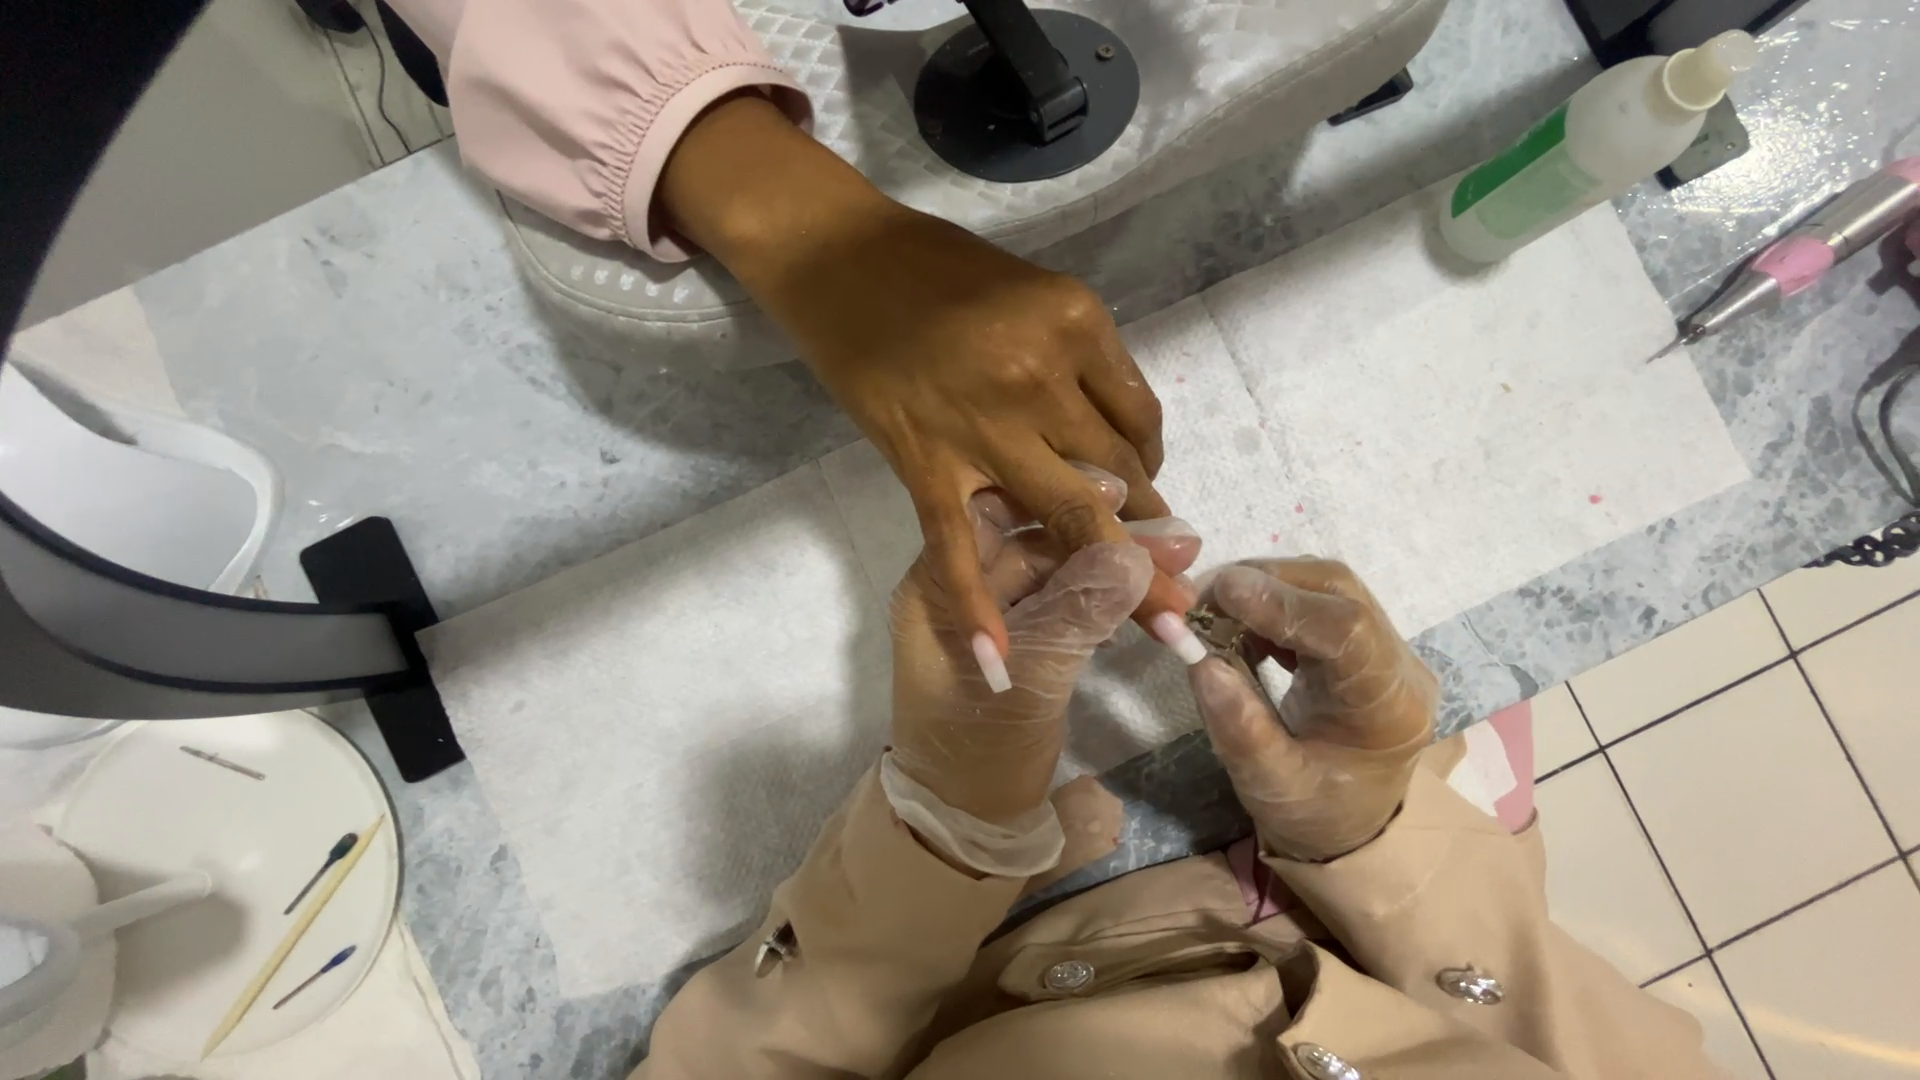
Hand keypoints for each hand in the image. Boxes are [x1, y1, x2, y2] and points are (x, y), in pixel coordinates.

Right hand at [658, 96, 1198, 686]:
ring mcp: (982, 426)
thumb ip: (1074, 360)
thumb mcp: (1032, 293)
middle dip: (1155, 536)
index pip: (1137, 416)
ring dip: (1116, 573)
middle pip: (1117, 473)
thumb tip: (1103, 429)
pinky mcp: (925, 463)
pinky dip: (977, 604)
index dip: (1149, 466)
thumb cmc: (934, 264)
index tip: (1144, 493)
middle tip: (1185, 588)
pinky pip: (959, 544)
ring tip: (1159, 624)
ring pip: (1066, 512)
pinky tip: (1000, 658)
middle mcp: (1041, 377)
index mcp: (1076, 322)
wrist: (834, 255)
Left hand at [888, 479, 1201, 826]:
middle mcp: (964, 587)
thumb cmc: (977, 752)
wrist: (965, 824)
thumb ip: (1077, 614)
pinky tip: (1155, 602)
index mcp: (939, 585)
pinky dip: (1111, 603)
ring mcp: (998, 614)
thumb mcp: (1029, 680)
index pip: (995, 514)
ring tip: (1187, 572)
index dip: (1054, 496)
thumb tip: (1132, 555)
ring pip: (1064, 574)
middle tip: (1181, 540)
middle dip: (1109, 540)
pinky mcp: (1026, 638)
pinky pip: (1070, 605)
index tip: (1119, 492)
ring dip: (1121, 573)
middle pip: (1041, 543)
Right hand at [1188, 559, 1437, 860]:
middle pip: (1338, 591)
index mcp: (1389, 707)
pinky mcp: (1359, 637)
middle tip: (1201, 601)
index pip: (1348, 630)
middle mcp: (1398, 664)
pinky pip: (1315, 596)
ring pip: (1325, 585)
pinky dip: (1267, 598)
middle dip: (1264, 583)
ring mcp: (1383, 644)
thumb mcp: (1269, 784)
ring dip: (1262, 585)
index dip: (1282, 603)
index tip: (1220, 593)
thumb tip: (1198, 657)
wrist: (1348, 826)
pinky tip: (1237, 623)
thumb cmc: (1314, 813)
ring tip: (1212, 612)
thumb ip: (1237, 725)